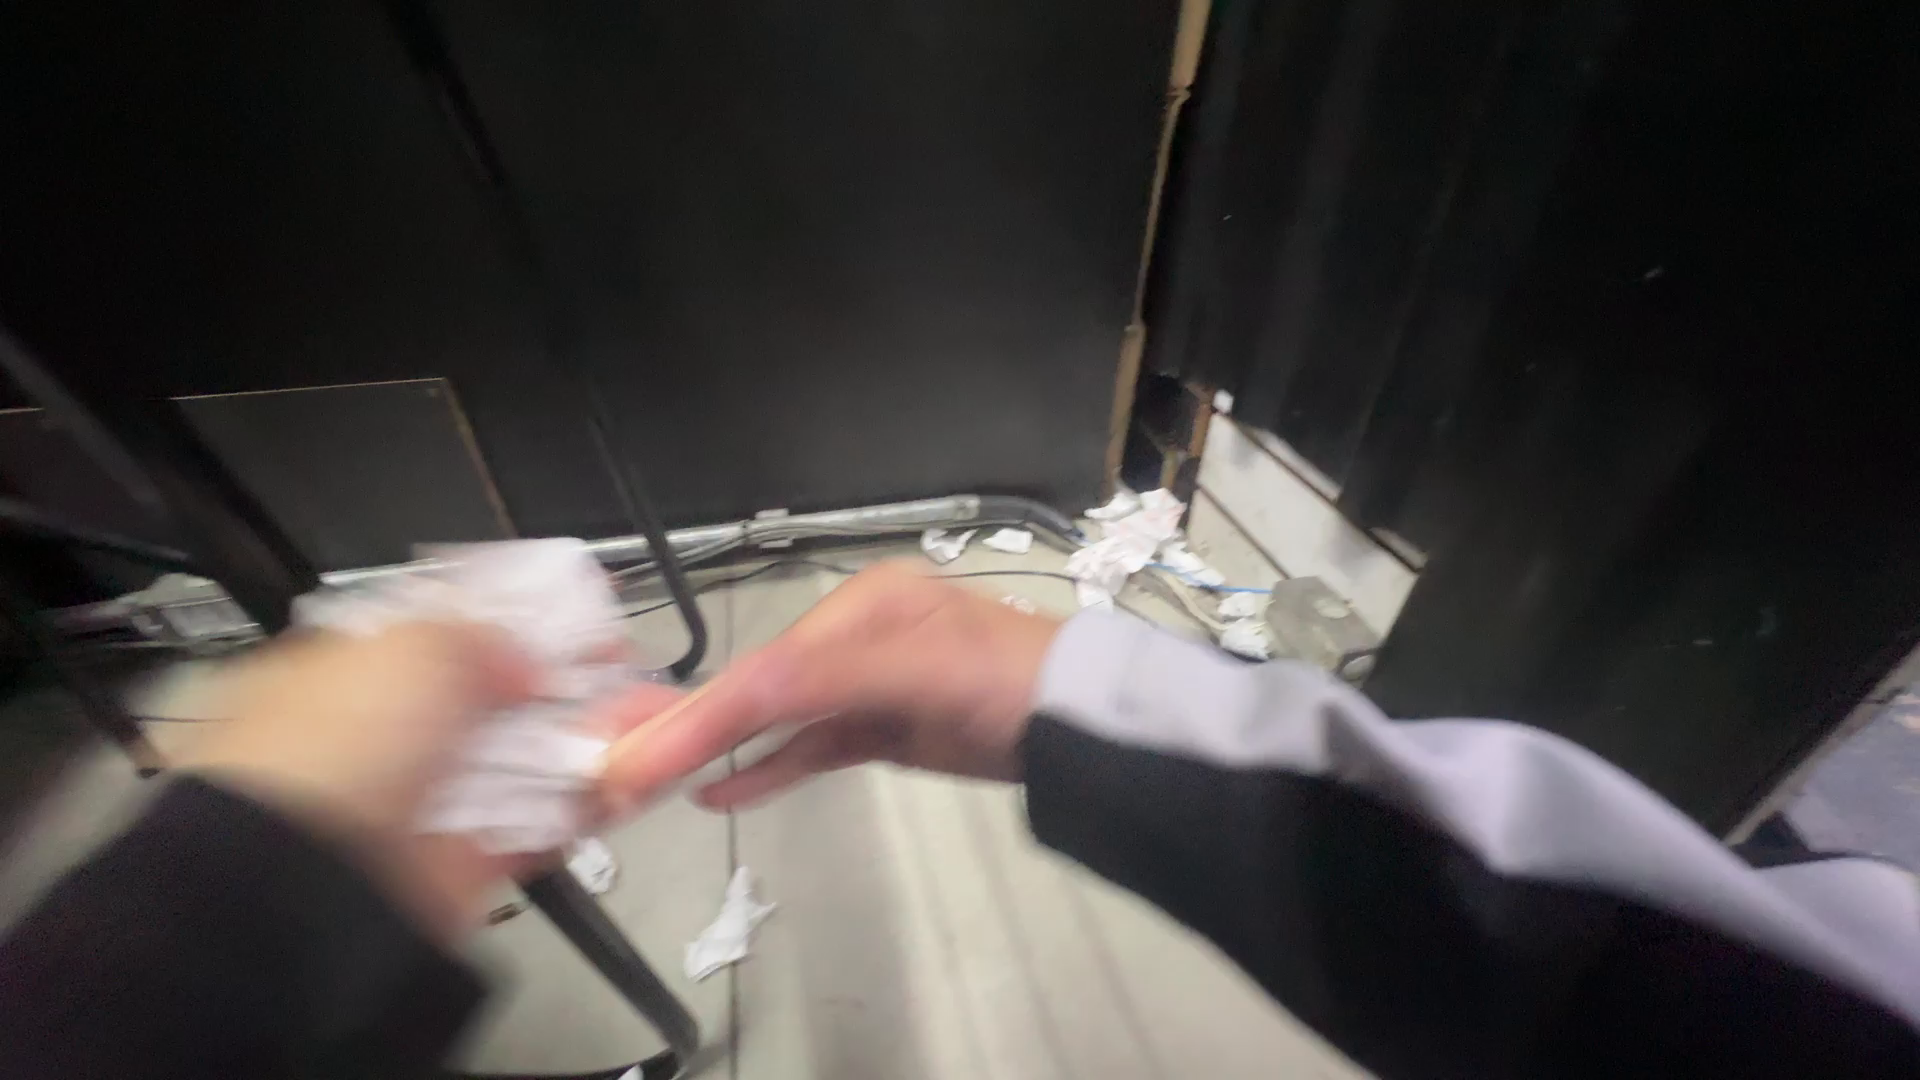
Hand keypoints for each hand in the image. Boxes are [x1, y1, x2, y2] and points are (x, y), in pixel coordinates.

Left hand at [181, 622, 682, 938]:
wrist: (313, 886)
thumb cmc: (334, 751)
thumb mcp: (413, 647)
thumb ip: (480, 631)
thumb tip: (523, 658)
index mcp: (362, 678)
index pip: (459, 637)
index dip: (525, 626)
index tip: (580, 619)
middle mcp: (400, 738)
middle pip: (516, 698)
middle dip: (581, 682)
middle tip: (629, 668)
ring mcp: (437, 798)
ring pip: (542, 756)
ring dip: (602, 735)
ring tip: (654, 715)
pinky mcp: (474, 855)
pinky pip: (552, 816)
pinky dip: (597, 795)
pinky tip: (638, 772)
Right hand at [600, 563, 1063, 810]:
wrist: (1075, 724)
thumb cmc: (999, 679)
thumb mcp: (916, 669)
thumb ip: (823, 682)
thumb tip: (727, 699)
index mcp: (860, 606)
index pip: (766, 665)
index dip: (702, 712)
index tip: (637, 758)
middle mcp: (854, 637)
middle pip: (763, 686)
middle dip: (696, 726)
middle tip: (618, 764)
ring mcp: (866, 686)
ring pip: (781, 718)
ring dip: (722, 747)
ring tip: (650, 777)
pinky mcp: (880, 728)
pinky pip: (814, 746)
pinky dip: (770, 767)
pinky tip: (721, 789)